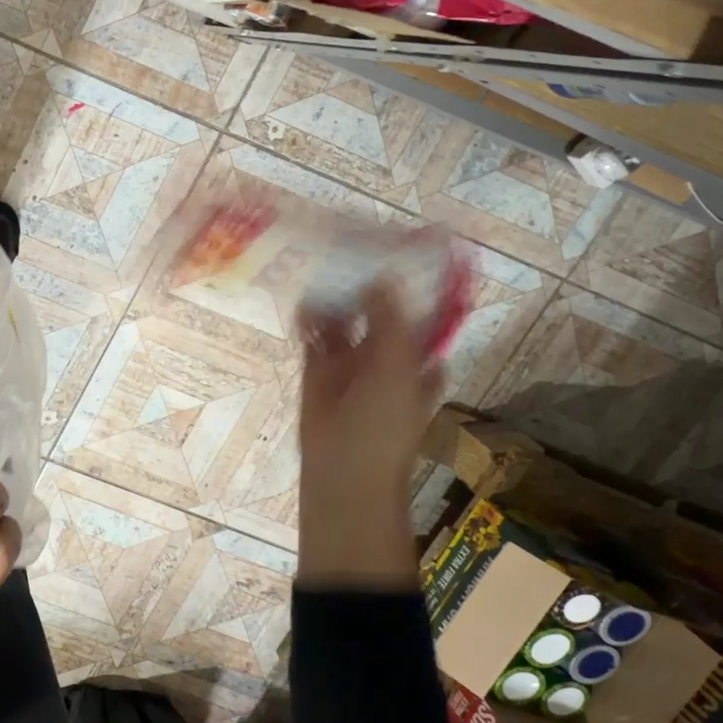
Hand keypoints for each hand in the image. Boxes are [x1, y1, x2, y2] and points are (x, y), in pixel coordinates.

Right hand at [295, 283, 441, 588]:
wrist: (343, 468)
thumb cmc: (383, 424)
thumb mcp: (397, 370)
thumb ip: (392, 322)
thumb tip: (385, 276)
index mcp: (418, 358)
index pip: (418, 313)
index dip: (409, 287)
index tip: (396, 254)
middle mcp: (387, 356)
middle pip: (376, 312)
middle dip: (363, 288)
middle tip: (346, 258)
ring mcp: (352, 363)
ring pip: (343, 321)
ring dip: (333, 303)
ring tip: (321, 285)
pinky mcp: (319, 370)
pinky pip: (315, 337)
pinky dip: (309, 322)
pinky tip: (304, 313)